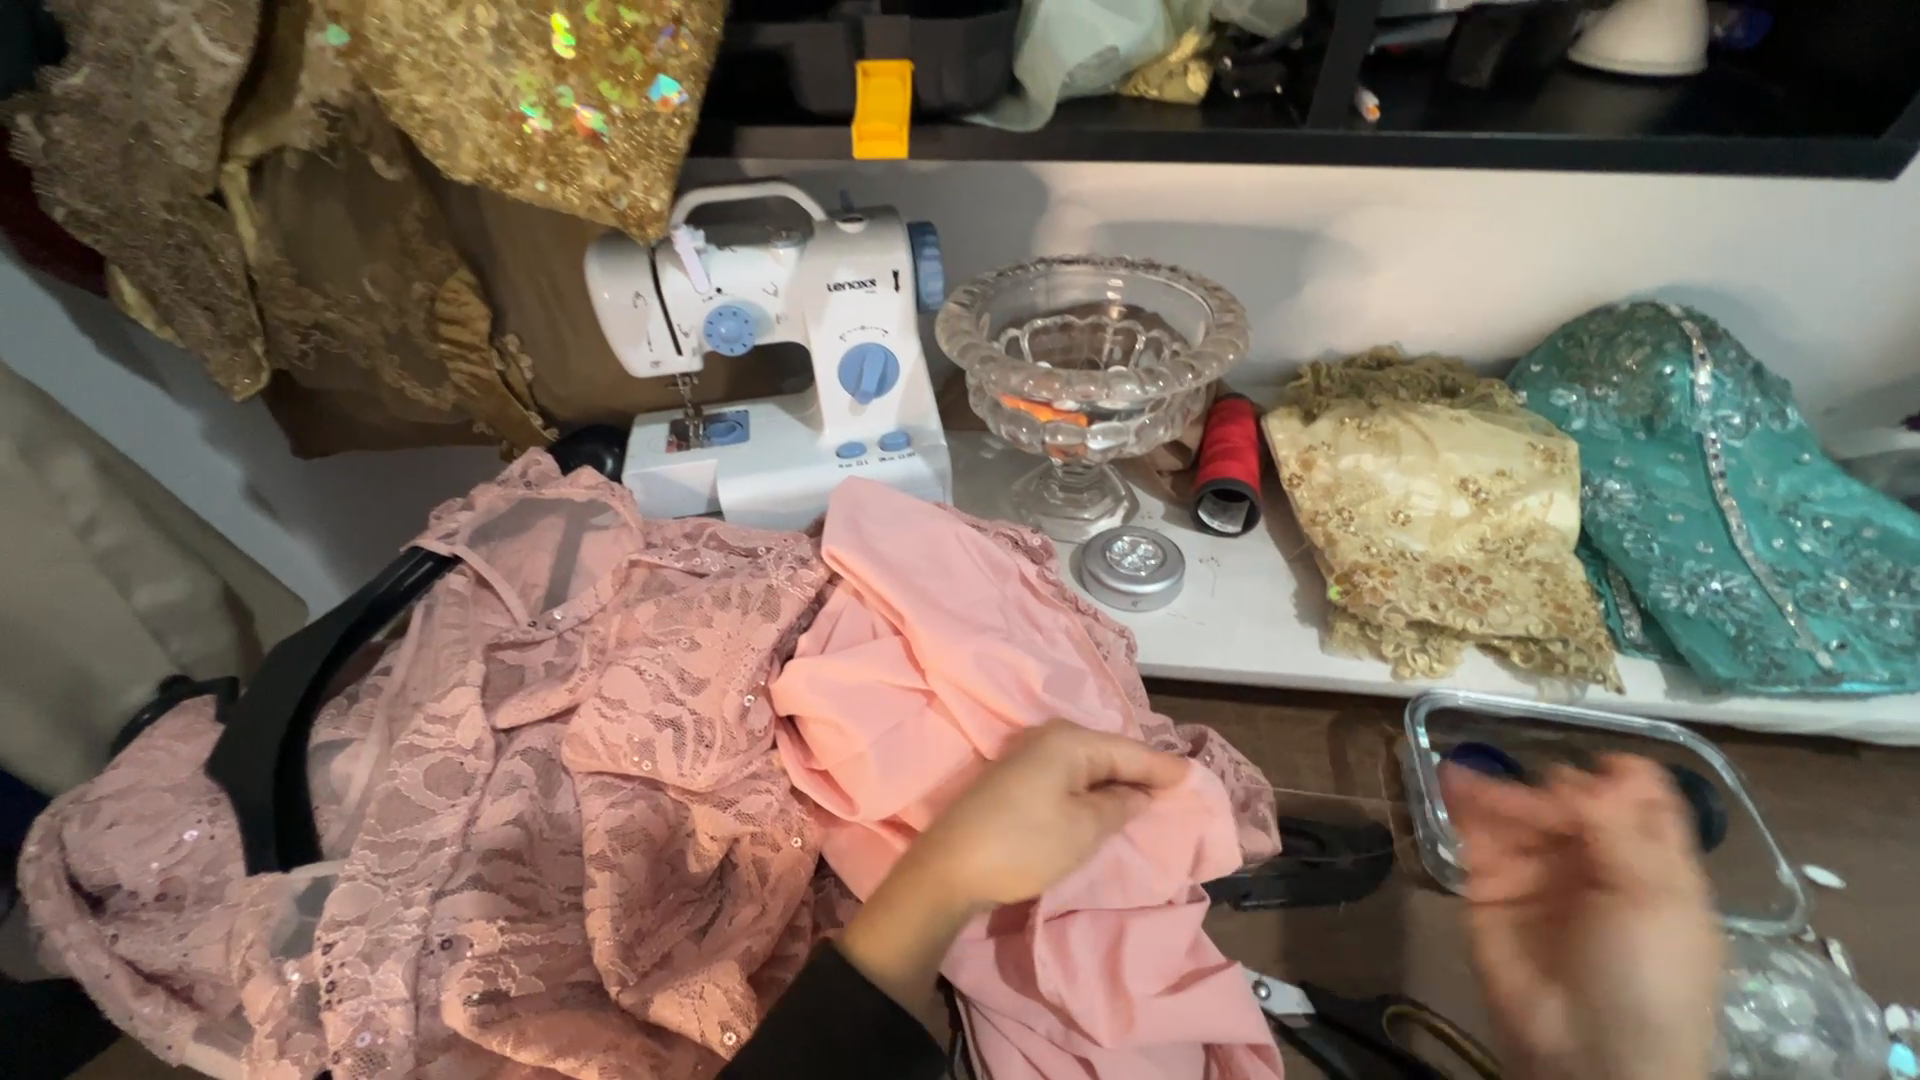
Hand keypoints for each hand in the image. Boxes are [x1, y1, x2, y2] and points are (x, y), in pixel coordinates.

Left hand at [838, 721, 1188, 1011]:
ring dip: (1116, 778)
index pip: (1130, 751)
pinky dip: (1092, 786)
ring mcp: (1029, 755)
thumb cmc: (1024, 844)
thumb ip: (1118, 804)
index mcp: (1070, 741)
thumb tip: (1137, 791)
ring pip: (1088, 763)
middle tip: (1178, 785)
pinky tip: (1107, 800)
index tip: (1196, 776)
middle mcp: (1049, 737)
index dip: (1163, 767)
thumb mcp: (1083, 829)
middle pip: (1109, 751)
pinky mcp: (1017, 778)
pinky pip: (1069, 774)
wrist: (950, 867)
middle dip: (1141, 769)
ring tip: (1150, 794)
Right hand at [1444, 754, 1721, 1079]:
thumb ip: (1620, 829)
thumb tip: (1592, 771)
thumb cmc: (1646, 977)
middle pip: (1568, 799)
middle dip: (1550, 788)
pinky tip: (1453, 779)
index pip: (1638, 803)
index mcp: (1650, 865)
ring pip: (1518, 810)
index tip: (1598, 766)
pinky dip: (1463, 802)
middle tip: (1540, 806)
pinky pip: (1476, 832)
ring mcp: (1537, 870)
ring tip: (1473, 780)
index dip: (1620, 778)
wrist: (1585, 1050)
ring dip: (1499, 788)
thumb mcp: (1655, 901)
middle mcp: (1592, 860)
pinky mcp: (1487, 881)